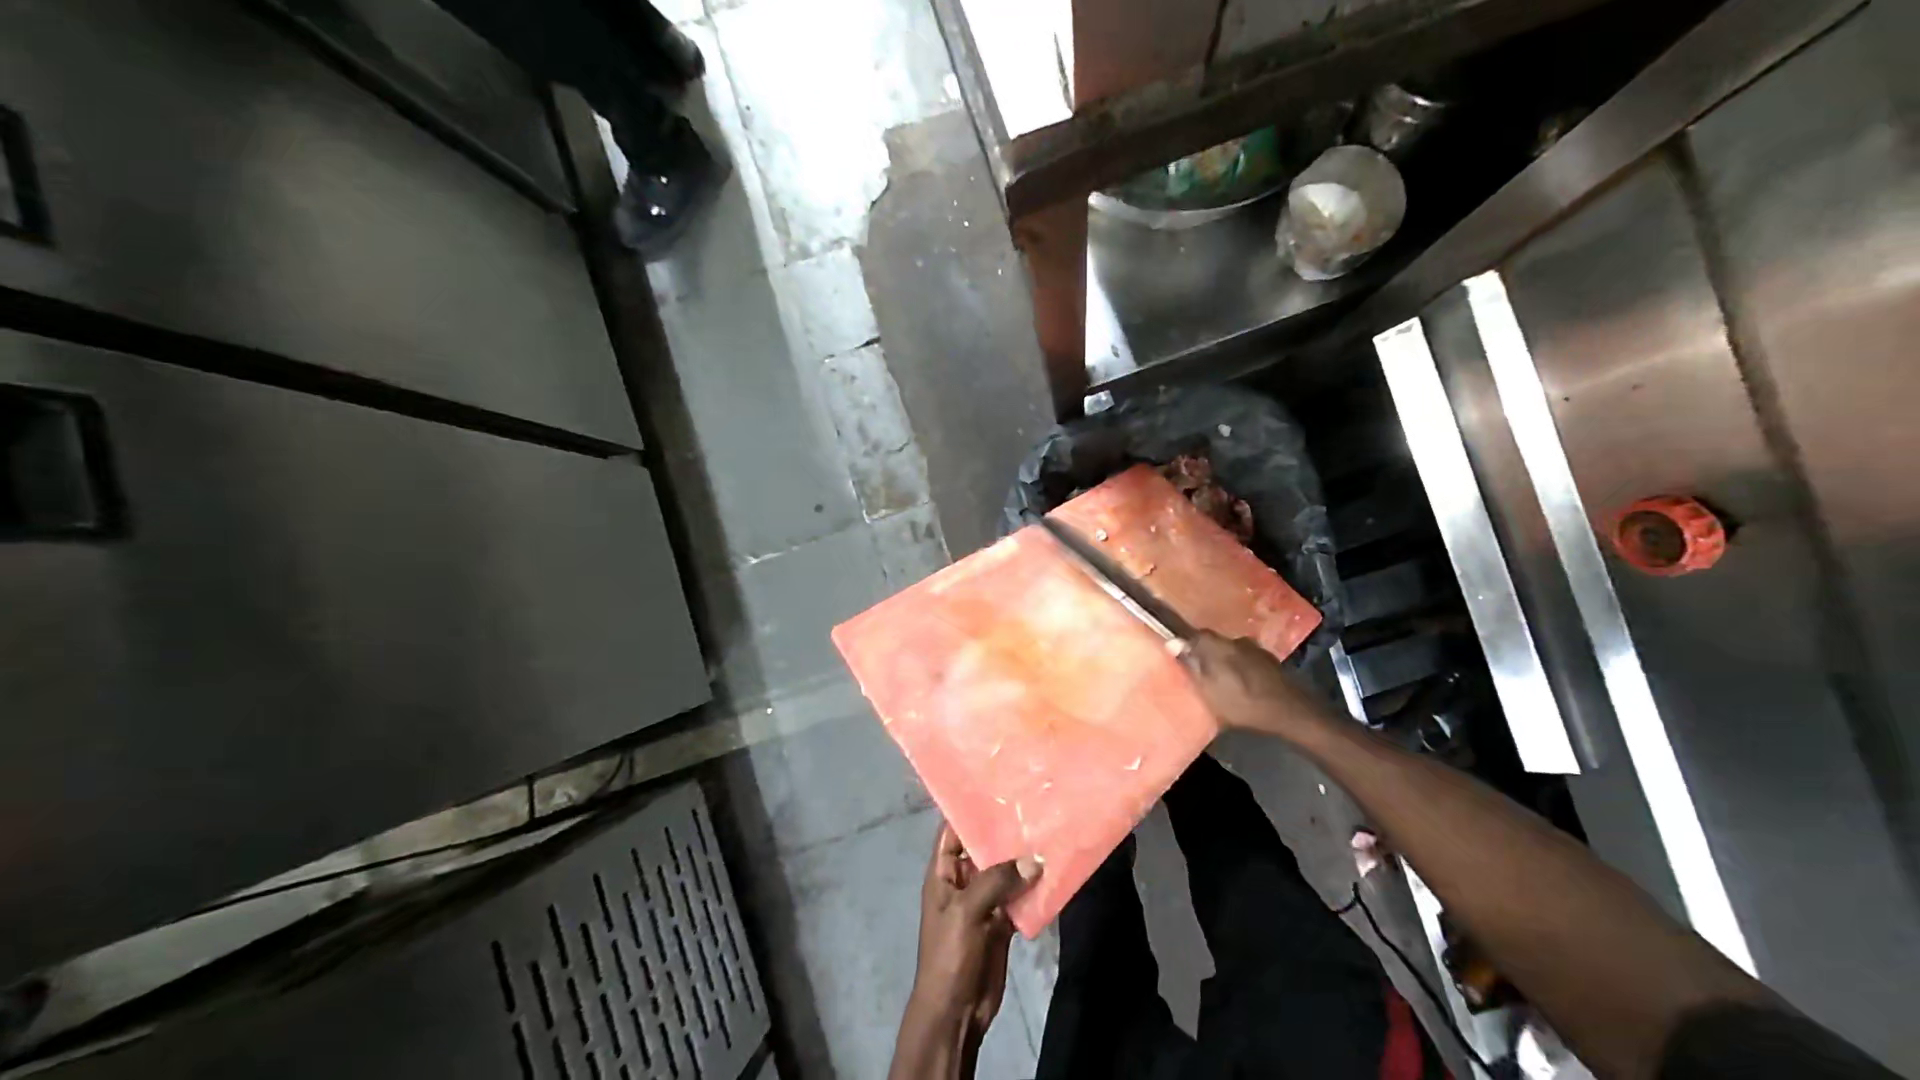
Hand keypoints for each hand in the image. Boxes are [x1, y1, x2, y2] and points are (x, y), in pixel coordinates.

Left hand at [908, 823, 1039, 1031]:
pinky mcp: (1001, 922)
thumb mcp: (967, 911)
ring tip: (1050, 831)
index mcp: (943, 873)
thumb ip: (997, 881)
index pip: (952, 831)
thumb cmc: (950, 955)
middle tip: (1035, 805)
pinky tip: (1054, 873)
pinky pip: (1019, 898)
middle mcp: (962, 881)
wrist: (955, 1012)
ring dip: (1023, 860)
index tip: (996, 787)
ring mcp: (983, 902)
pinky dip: (1033, 888)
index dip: (969, 809)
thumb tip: (1033, 859)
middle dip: (1005, 832)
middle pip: (984, 849)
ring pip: (1005, 872)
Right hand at [1179, 631, 1333, 736]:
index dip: (1187, 645)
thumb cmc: (1242, 704)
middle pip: (1213, 642)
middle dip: (1205, 654)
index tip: (1181, 657)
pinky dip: (1240, 667)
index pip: (1195, 636)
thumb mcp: (1208, 691)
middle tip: (1200, 672)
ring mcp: (1255, 649)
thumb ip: (1190, 666)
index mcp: (1217, 646)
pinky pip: (1246, 658)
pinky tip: (1242, 683)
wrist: (1290, 712)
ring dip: (1224, 661)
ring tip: (1221, 680)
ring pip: (1231, 650)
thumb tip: (1172, 643)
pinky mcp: (1270, 660)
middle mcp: (1235, 640)